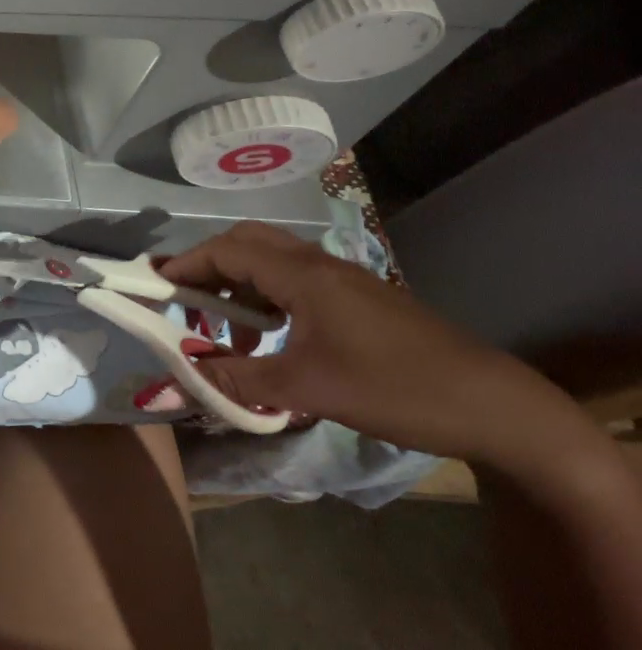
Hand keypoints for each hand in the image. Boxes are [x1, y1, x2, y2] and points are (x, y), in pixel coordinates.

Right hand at [160, 223, 589, 468]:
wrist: (498, 409)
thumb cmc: (394, 389)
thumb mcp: (305, 390)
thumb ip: (235, 378)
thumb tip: (177, 375)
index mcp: (303, 276)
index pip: (225, 251)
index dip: (182, 265)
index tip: (152, 288)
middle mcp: (321, 266)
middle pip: (246, 242)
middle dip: (206, 265)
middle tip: (184, 300)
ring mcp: (345, 281)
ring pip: (272, 261)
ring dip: (237, 285)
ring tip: (224, 331)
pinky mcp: (362, 301)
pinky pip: (296, 281)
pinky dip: (266, 299)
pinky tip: (270, 341)